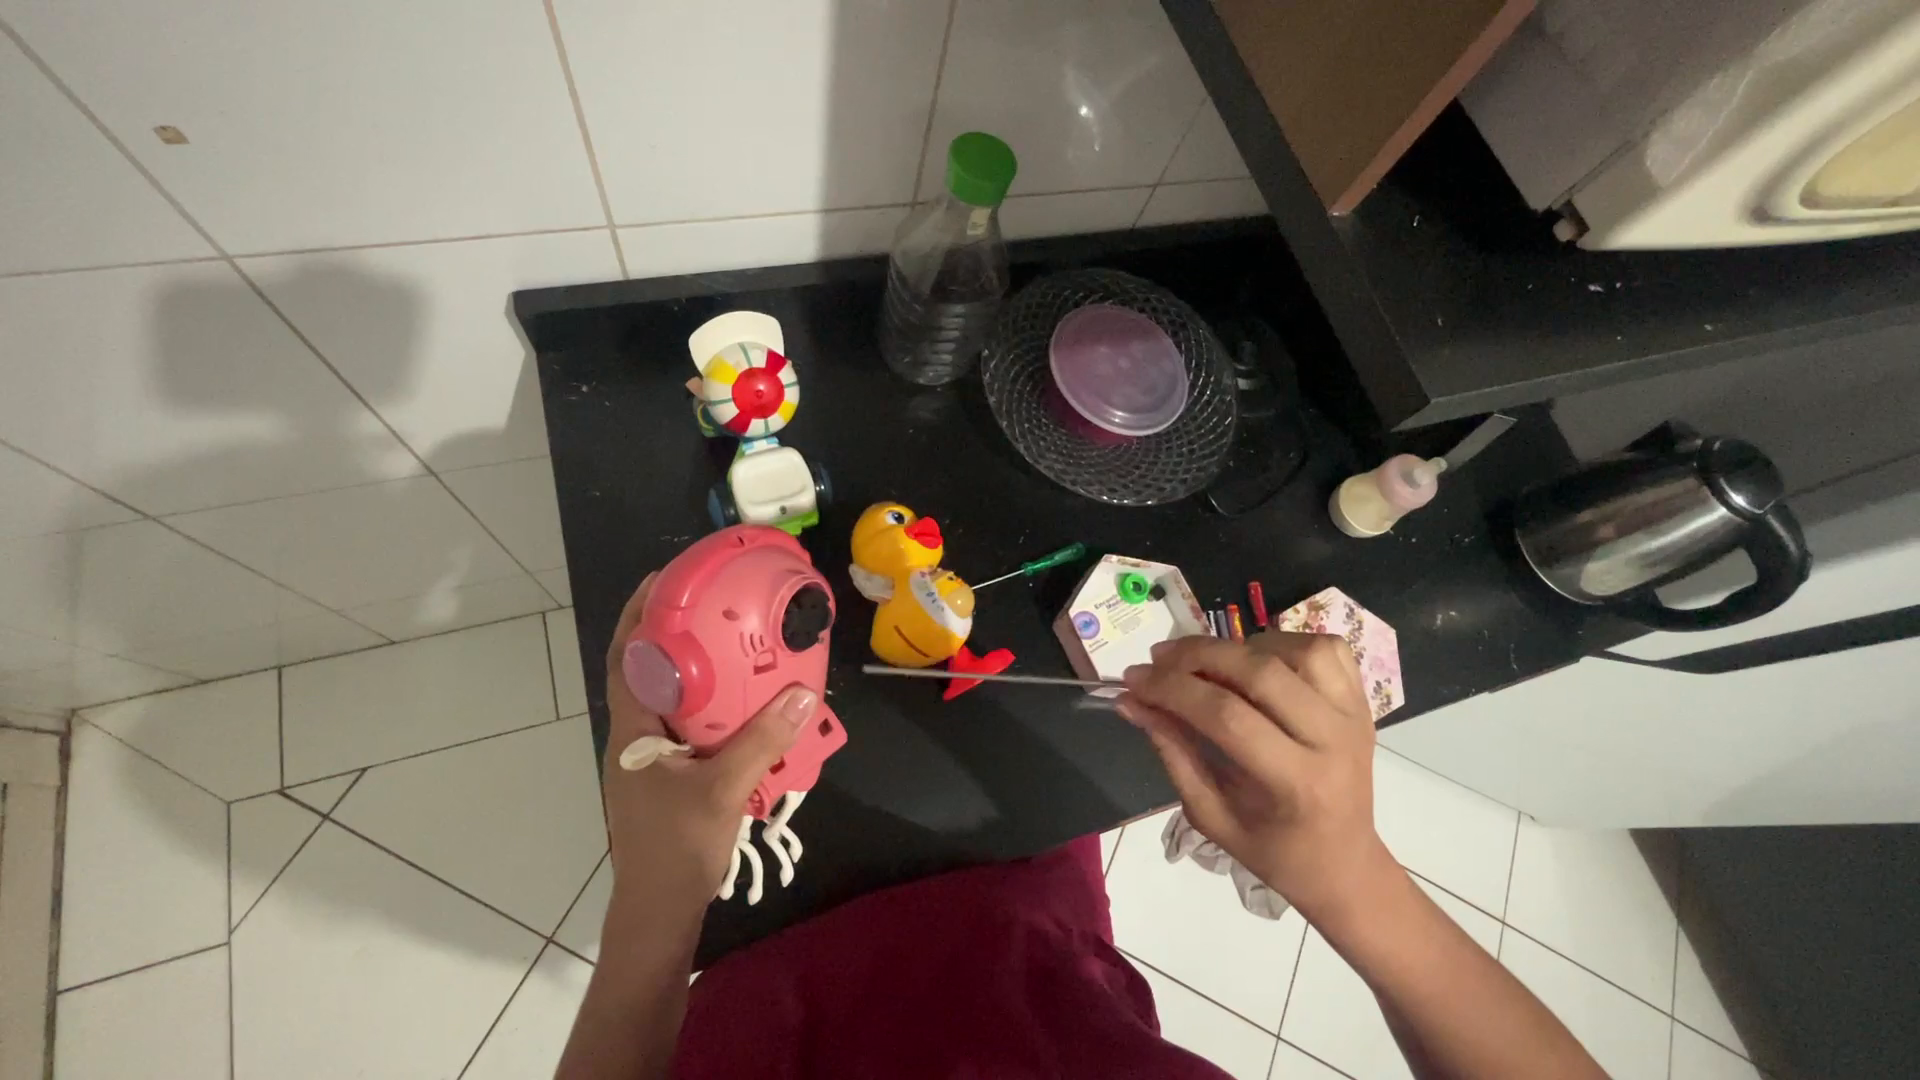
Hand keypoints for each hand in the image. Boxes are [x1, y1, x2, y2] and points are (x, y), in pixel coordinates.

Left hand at [600, 573, 817, 913]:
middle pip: (646, 672)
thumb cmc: (676, 849)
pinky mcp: (668, 777)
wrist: (659, 912)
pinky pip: (687, 725)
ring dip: (693, 670)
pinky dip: (710, 706)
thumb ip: (762, 742)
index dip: (638, 616)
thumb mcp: (723, 791)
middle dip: (672, 633)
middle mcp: (635, 739)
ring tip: (732, 644)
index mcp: (633, 733)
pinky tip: (743, 706)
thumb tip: (802, 695)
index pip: (626, 660)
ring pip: (668, 699)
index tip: (663, 579)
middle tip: (712, 605)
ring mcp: (650, 760)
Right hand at [1117, 632, 1394, 922]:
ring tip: (1207, 662)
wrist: (1343, 863)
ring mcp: (1354, 715)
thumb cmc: (1271, 848)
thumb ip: (1171, 750)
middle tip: (1157, 658)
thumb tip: (1131, 700)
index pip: (1226, 716)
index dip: (1173, 689)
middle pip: (1260, 672)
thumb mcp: (1209, 814)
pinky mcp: (1363, 700)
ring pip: (1295, 650)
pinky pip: (1325, 648)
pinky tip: (1255, 658)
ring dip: (1240, 646)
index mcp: (1295, 783)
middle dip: (1197, 656)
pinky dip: (1283, 642)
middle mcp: (1332, 740)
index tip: (1133, 680)